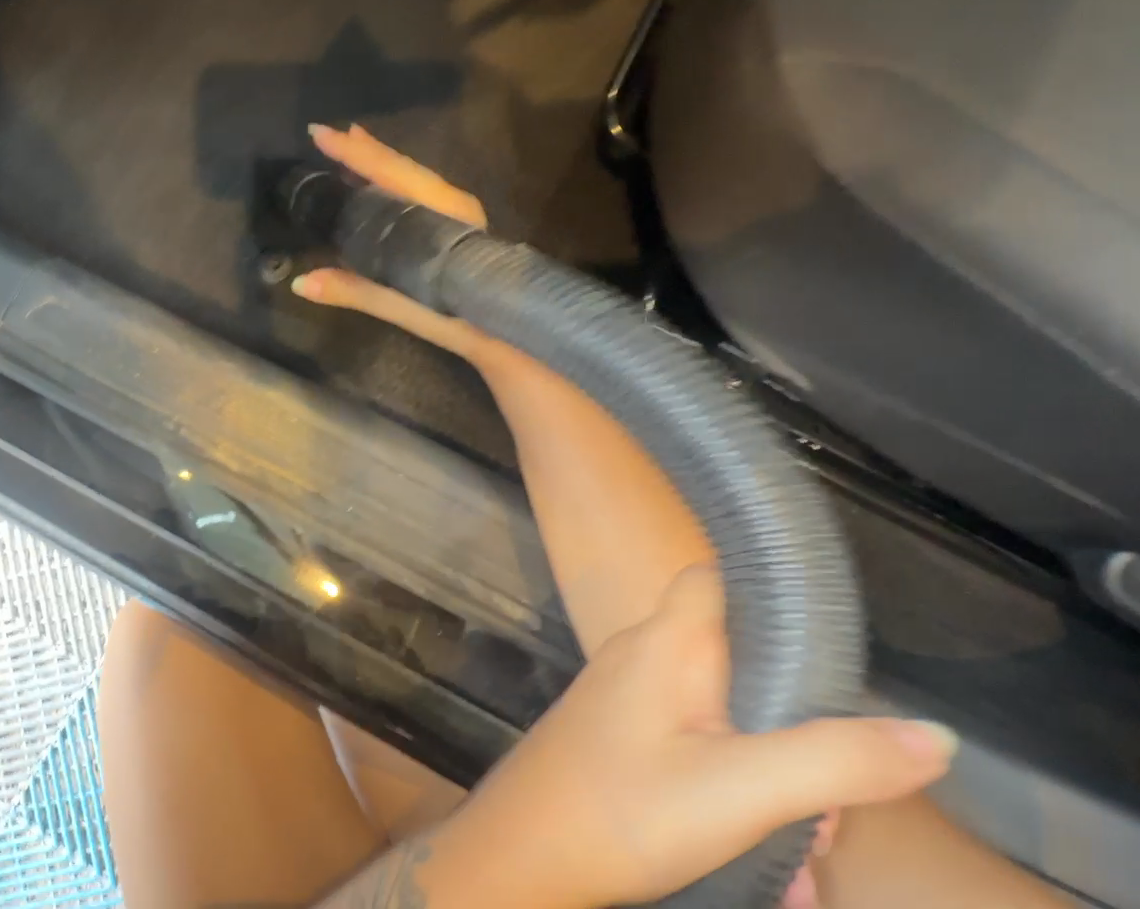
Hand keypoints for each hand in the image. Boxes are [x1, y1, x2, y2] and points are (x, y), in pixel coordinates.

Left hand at [430, 568, 955, 908]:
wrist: (520, 859)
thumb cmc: (622, 813)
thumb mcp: (742, 791)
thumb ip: (836, 760)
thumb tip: (935, 736)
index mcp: (668, 643)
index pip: (718, 577)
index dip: (773, 594)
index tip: (835, 649)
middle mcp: (643, 657)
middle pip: (746, 666)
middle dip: (802, 736)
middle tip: (825, 816)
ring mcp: (628, 699)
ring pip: (730, 723)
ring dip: (778, 789)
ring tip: (799, 870)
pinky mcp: (622, 740)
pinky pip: (700, 754)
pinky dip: (739, 802)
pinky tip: (770, 878)